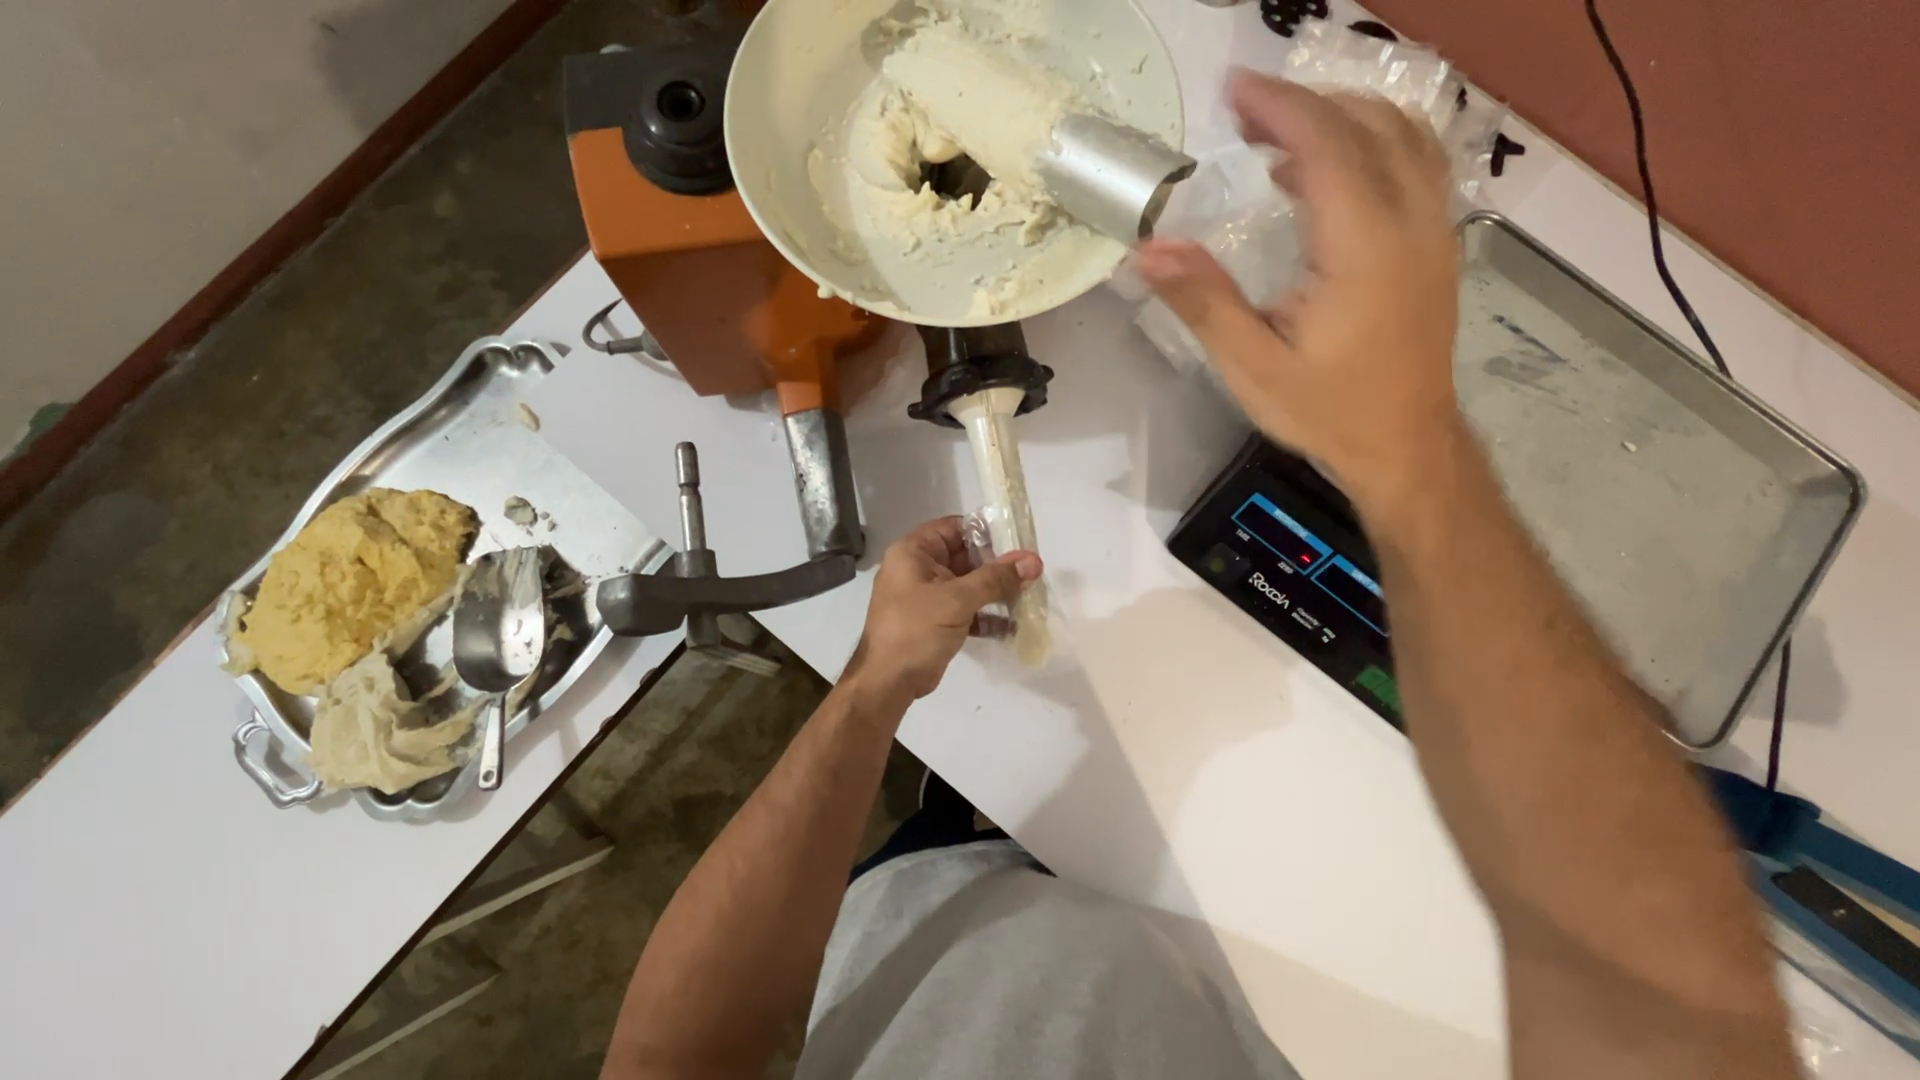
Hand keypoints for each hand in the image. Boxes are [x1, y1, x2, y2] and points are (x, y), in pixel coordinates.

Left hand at [847, 517, 1042, 701]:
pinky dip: (986, 616)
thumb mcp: (957, 600)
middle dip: (998, 566)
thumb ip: (996, 578)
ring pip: (968, 585)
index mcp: (913, 552)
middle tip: (1031, 571)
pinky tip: (1014, 625)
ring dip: (996, 591)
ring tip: (1029, 596)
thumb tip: (1034, 560)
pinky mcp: (935, 622)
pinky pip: (966, 610)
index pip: (954, 528)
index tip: (1019, 541)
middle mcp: (918, 569)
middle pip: (965, 557)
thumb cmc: (916, 630)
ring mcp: (927, 597)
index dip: (986, 532)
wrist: (887, 682)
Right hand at [1136, 71, 1465, 518]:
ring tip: (1278, 135)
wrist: (1405, 444)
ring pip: (1402, 135)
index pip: (1327, 145)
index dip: (1279, 106)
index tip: (1232, 91)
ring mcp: (1433, 229)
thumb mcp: (1252, 366)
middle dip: (1305, 103)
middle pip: (1369, 124)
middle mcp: (1410, 223)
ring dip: (1341, 118)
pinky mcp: (1436, 243)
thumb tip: (1148, 249)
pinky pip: (1414, 163)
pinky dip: (1368, 145)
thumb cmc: (1327, 410)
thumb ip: (1204, 302)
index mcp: (1363, 249)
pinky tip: (1320, 174)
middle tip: (1243, 113)